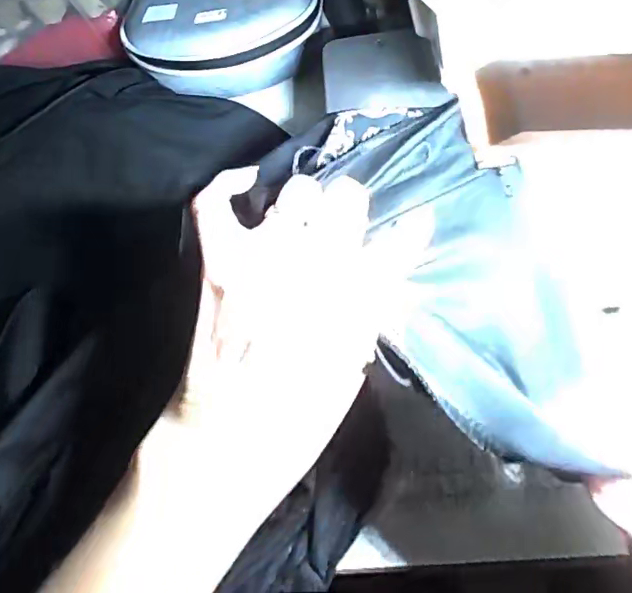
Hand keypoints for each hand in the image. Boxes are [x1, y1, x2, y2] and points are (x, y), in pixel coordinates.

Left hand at [45, 167, 417, 592]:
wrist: (223, 447)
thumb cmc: (300, 418)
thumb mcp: (356, 363)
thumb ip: (375, 309)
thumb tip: (392, 275)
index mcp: (359, 295)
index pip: (399, 240)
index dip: (411, 229)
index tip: (415, 223)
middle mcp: (317, 266)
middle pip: (348, 198)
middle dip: (350, 211)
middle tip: (342, 227)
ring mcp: (263, 259)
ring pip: (298, 191)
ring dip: (305, 202)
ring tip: (302, 216)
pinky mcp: (219, 263)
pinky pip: (216, 202)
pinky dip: (230, 184)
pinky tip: (250, 184)